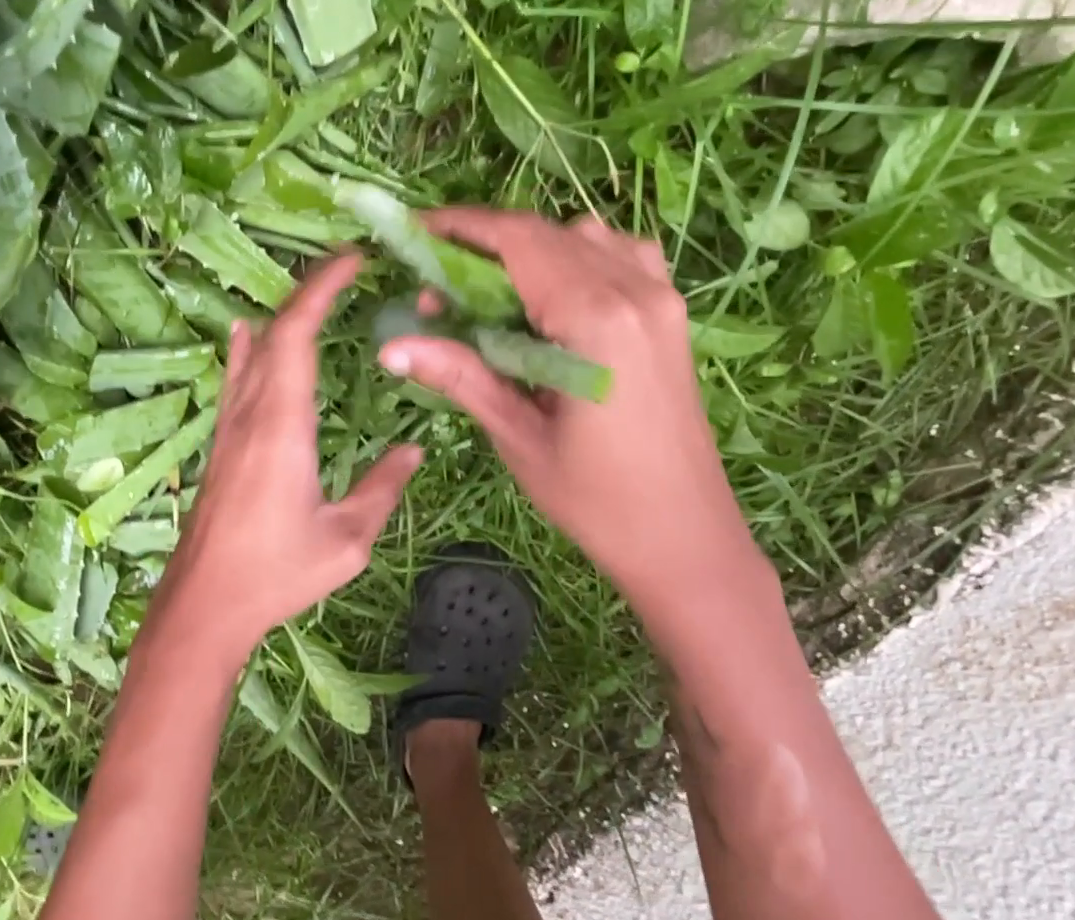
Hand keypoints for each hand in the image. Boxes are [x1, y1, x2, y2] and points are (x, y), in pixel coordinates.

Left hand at [159, 253, 422, 656]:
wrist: (205, 603)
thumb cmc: (276, 574)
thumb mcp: (346, 539)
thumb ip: (382, 489)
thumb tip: (414, 451)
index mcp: (282, 427)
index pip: (296, 335)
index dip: (321, 289)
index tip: (352, 260)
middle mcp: (249, 417)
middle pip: (272, 334)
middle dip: (307, 293)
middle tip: (347, 271)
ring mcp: (228, 432)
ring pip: (249, 355)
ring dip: (280, 318)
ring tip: (311, 294)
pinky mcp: (220, 449)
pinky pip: (236, 382)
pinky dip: (251, 350)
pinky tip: (249, 339)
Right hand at [378, 210, 758, 598]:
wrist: (682, 535)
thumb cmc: (596, 500)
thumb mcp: (519, 437)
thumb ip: (461, 376)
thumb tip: (391, 346)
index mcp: (597, 320)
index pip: (520, 242)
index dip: (462, 229)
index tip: (414, 232)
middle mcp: (636, 291)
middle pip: (549, 235)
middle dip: (485, 247)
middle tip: (435, 288)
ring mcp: (661, 299)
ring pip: (585, 239)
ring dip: (529, 253)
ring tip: (486, 298)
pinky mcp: (669, 316)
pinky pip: (618, 259)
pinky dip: (573, 262)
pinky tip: (548, 301)